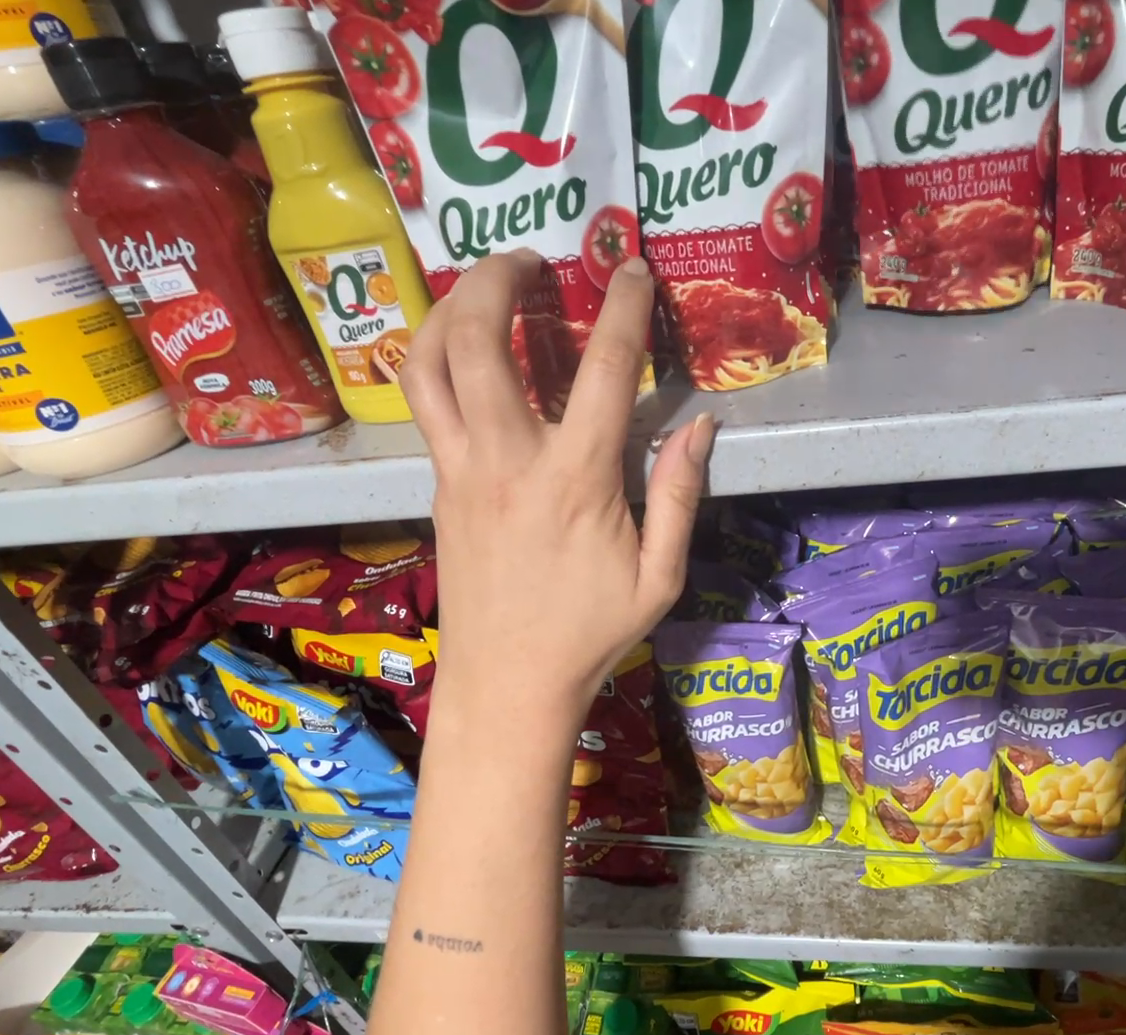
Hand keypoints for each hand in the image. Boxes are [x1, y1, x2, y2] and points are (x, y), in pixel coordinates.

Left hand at [402, 251, 714, 725]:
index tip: (631, 271)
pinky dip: (435, 356)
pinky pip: (423, 404)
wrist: (507, 685)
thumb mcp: (660, 576)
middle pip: (478, 342)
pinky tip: (460, 349)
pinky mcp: (436, 485)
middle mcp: (507, 459)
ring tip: (480, 285)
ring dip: (448, 307)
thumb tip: (703, 424)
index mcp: (575, 479)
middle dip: (497, 279)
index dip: (621, 309)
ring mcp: (460, 470)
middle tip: (528, 258)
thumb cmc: (590, 633)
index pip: (602, 369)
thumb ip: (679, 494)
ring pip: (428, 365)